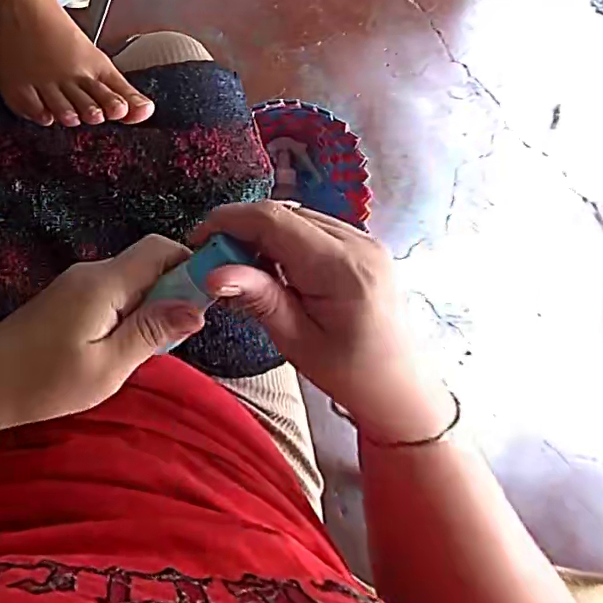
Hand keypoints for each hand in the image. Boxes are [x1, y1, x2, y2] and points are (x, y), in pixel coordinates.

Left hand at [0, 235, 206, 445]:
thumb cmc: (44, 381)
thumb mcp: (107, 367)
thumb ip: (152, 332)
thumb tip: (198, 304)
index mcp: (103, 282)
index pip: (158, 248)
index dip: (192, 263)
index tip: (215, 297)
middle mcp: (89, 272)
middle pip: (147, 261)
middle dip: (176, 288)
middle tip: (187, 334)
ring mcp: (75, 283)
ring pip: (131, 278)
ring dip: (153, 303)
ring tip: (158, 346)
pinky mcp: (67, 297)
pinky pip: (112, 292)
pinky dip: (131, 310)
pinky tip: (129, 344)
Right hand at [191, 202, 451, 442]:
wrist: (404, 390)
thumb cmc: (349, 373)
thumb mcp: (295, 339)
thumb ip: (256, 297)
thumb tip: (210, 274)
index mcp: (341, 268)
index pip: (271, 220)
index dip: (227, 221)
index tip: (198, 241)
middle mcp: (356, 243)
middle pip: (279, 212)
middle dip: (238, 228)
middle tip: (214, 259)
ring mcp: (362, 240)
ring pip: (290, 215)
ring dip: (257, 233)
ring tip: (242, 267)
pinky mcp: (360, 244)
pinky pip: (306, 226)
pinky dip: (278, 238)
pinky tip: (271, 267)